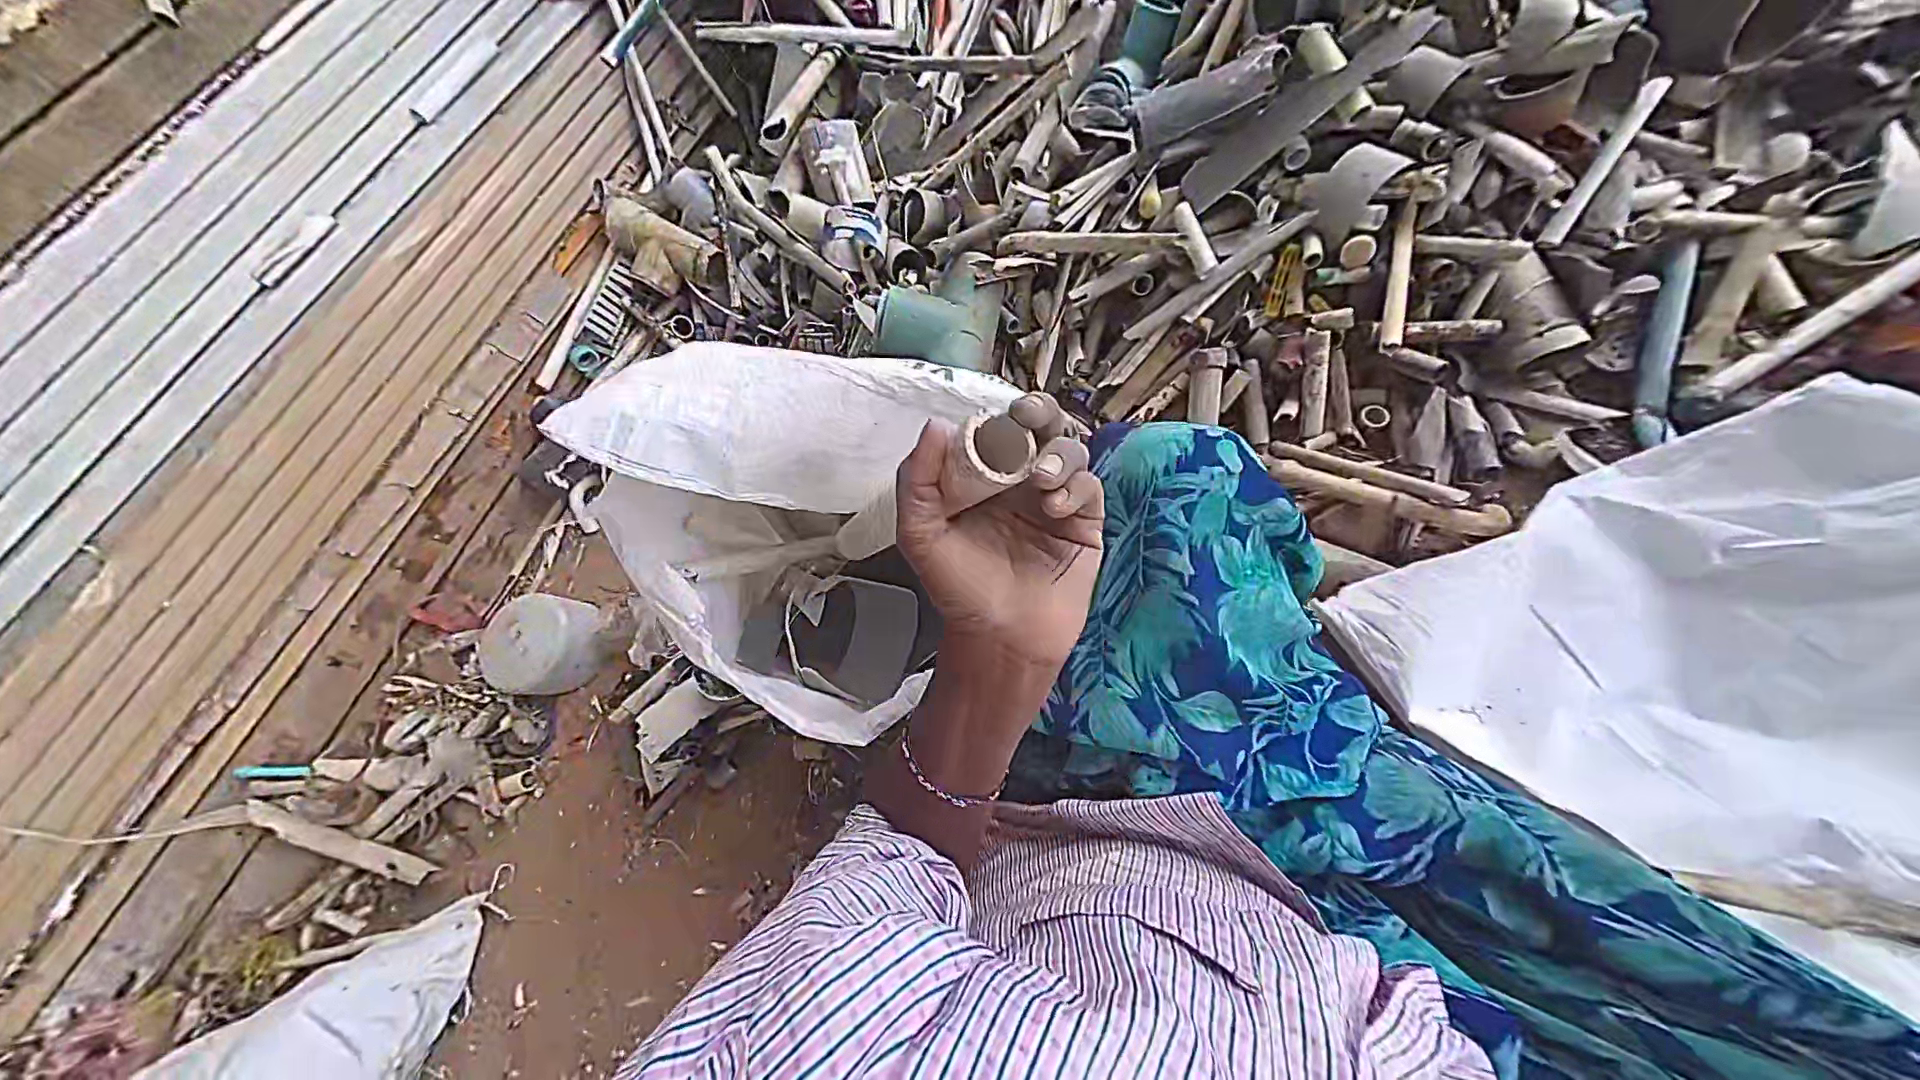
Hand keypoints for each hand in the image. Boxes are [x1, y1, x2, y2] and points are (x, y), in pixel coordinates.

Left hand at [894, 393, 1103, 673]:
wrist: (999, 638)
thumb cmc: (959, 589)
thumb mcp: (921, 535)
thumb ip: (917, 481)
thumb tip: (936, 426)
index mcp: (983, 481)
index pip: (997, 432)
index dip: (1000, 419)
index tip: (997, 420)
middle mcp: (1021, 485)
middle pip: (1041, 430)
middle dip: (1040, 414)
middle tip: (1030, 417)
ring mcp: (1055, 501)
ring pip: (1070, 451)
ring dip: (1058, 454)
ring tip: (1041, 479)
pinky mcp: (1084, 524)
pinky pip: (1090, 488)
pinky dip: (1076, 487)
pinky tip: (1055, 506)